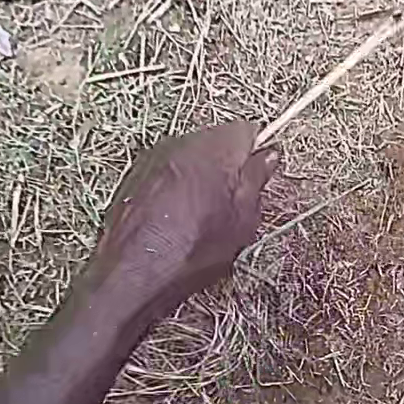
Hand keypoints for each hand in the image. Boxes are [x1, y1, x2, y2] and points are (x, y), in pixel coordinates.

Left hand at [90, 122, 279, 314]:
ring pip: (191, 155)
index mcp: (213, 149)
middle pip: (216, 140)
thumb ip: (256, 178)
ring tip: (204, 215)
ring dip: (202, 176)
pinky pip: (168, 170)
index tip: (259, 177)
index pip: (246, 130)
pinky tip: (178, 217)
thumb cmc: (192, 251)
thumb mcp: (241, 220)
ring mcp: (153, 157)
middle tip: (234, 204)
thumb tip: (269, 154)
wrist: (135, 273)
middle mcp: (180, 143)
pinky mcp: (135, 174)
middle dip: (229, 166)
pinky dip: (178, 186)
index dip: (256, 154)